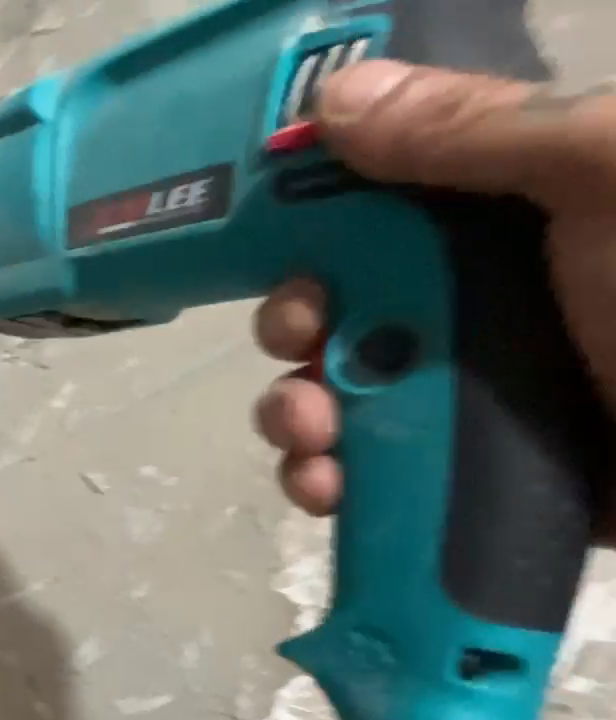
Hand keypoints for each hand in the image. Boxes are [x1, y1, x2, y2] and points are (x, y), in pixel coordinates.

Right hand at [254, 59, 615, 515]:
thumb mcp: (614, 176)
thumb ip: (477, 133)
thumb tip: (336, 95)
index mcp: (518, 227)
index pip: (378, 213)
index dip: (313, 227)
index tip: (278, 242)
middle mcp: (479, 305)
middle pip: (335, 307)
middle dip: (294, 328)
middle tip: (304, 340)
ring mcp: (460, 396)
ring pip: (324, 393)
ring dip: (292, 412)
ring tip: (313, 436)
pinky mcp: (447, 476)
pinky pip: (346, 470)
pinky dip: (317, 478)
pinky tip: (327, 483)